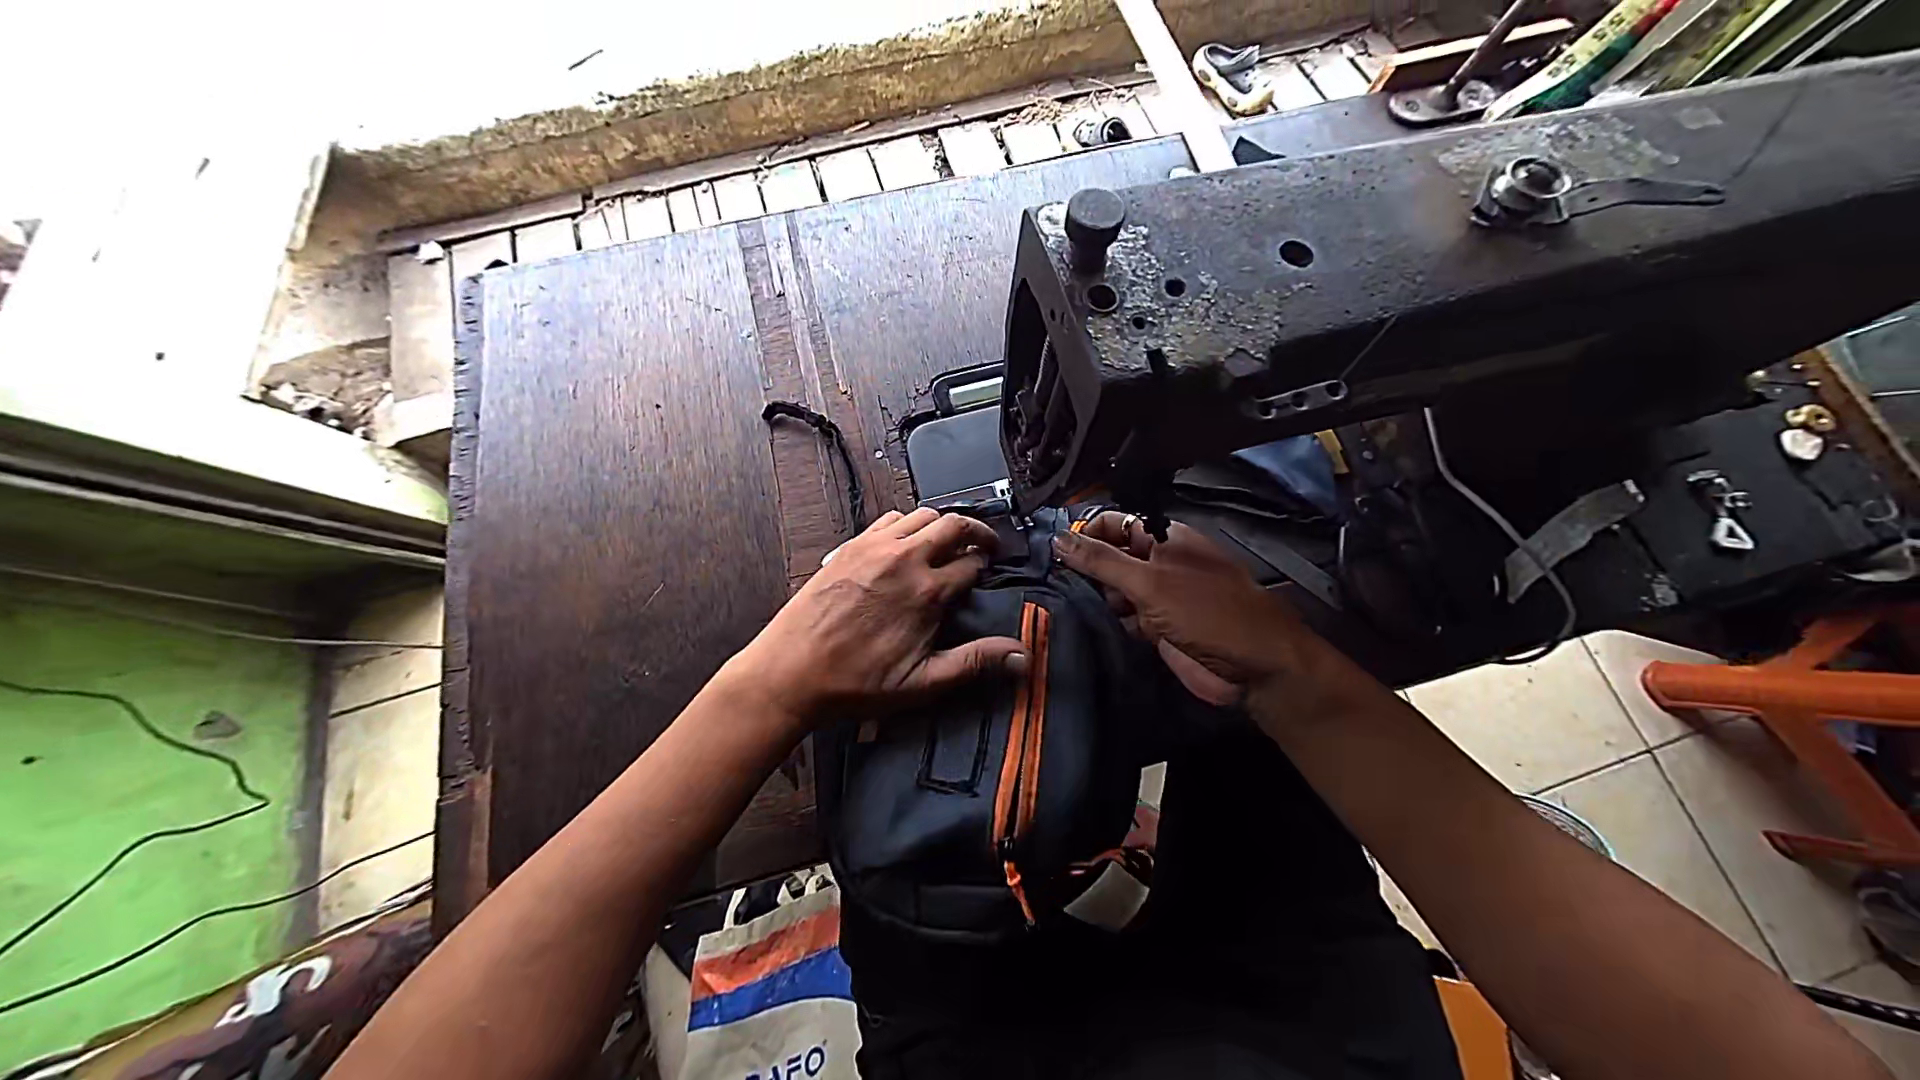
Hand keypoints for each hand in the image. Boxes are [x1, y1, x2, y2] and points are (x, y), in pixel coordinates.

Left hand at [724, 507, 1025, 727]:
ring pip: (923, 515)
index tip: (988, 571)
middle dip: (976, 531)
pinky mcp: (850, 547)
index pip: (973, 562)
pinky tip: (907, 541)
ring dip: (943, 523)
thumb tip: (1019, 655)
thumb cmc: (852, 682)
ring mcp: (874, 548)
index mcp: (926, 591)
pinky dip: (907, 523)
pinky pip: (888, 519)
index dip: (986, 566)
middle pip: (954, 524)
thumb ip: (974, 662)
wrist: (790, 672)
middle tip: (983, 544)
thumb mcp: (922, 682)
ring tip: (950, 540)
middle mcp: (903, 559)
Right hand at [1053, 514, 1320, 705]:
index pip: (1113, 524)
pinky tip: (1085, 626)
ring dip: (1095, 598)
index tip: (1055, 552)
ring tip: (1064, 605)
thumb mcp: (1149, 582)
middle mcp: (1159, 563)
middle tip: (1054, 582)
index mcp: (1163, 538)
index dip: (1085, 534)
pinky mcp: (1157, 628)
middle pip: (1110, 558)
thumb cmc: (1208, 612)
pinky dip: (1108, 622)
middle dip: (1085, 569)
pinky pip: (1123, 619)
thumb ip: (1101, 561)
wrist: (1255, 667)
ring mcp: (1159, 597)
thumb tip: (1058, 539)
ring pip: (1114, 591)